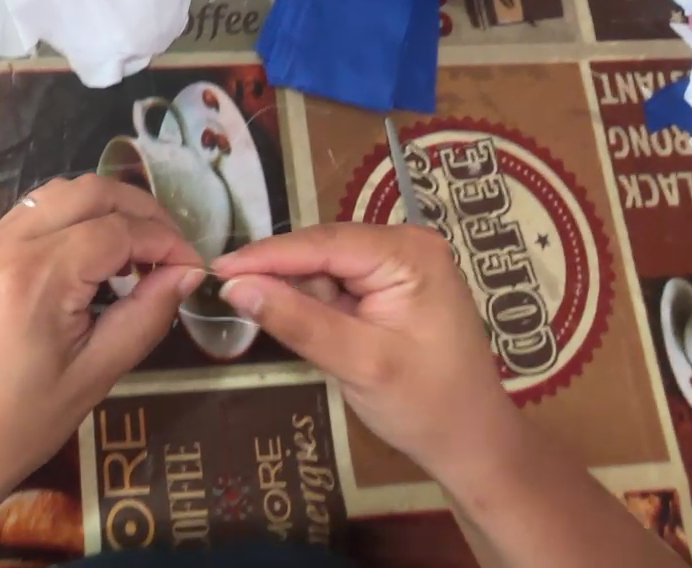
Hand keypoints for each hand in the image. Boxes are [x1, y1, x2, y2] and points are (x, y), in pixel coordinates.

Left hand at [0, 174, 203, 498]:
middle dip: (139, 207)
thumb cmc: (17, 426)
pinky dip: (67, 219)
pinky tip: (85, 257)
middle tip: (169, 246)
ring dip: (102, 207)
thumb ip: (145, 316)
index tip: (193, 266)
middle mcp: (7, 244)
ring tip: (133, 249)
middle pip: (88, 191)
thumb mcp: (94, 376)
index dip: (165, 242)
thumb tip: (187, 274)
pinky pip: (28, 216)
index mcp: (39, 275)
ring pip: (54, 194)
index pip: (118, 230)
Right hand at [212, 223, 517, 478]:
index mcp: (408, 253)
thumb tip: (234, 287)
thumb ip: (296, 320)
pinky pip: (336, 280)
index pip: (322, 244)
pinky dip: (313, 300)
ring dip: (295, 289)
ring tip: (266, 314)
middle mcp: (404, 243)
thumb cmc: (426, 407)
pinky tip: (299, 319)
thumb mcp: (357, 363)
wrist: (474, 447)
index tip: (216, 268)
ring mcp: (399, 261)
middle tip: (229, 294)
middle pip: (320, 249)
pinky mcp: (390, 281)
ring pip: (323, 264)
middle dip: (278, 273)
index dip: (265, 255)